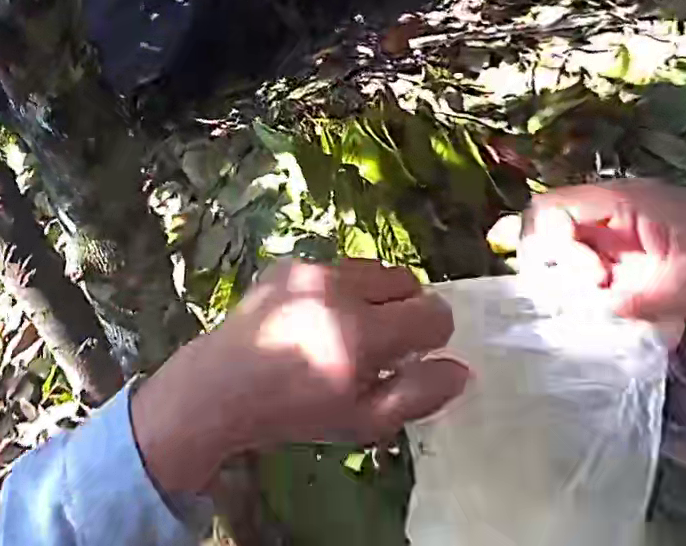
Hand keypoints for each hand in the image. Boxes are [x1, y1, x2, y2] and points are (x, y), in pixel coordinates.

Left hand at [130, 258, 468, 494]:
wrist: (226, 381)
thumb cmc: (298, 409)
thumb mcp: (366, 421)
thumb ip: (420, 393)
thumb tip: (459, 367)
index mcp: (363, 330)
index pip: (432, 311)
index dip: (435, 334)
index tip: (418, 353)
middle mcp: (339, 288)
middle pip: (404, 279)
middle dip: (408, 307)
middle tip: (387, 343)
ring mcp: (309, 270)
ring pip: (371, 267)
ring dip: (376, 293)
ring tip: (351, 329)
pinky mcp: (287, 263)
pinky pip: (335, 266)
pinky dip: (341, 286)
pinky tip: (318, 317)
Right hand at [521, 179, 685, 344]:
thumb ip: (630, 297)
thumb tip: (583, 311)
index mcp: (625, 202)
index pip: (550, 210)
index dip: (551, 244)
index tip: (589, 281)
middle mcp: (621, 216)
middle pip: (559, 234)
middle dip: (565, 274)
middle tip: (597, 307)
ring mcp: (638, 242)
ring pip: (584, 262)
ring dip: (595, 296)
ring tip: (631, 324)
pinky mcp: (656, 267)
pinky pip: (615, 282)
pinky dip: (623, 307)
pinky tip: (657, 329)